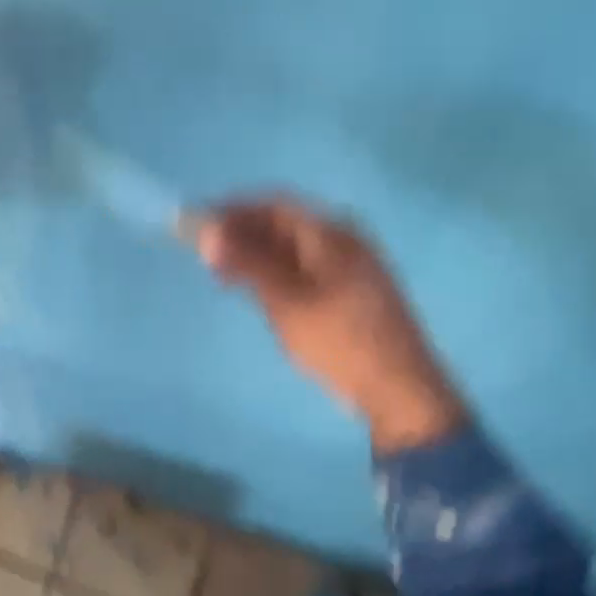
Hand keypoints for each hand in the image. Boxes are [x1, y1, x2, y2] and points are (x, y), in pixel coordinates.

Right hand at [187, 195, 467, 452]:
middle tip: (205, 254)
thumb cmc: (338, 339)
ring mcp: (350, 267)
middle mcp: (344, 241)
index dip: (233, 210)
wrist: (398, 389)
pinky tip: (255, 289)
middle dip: (241, 233)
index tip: (198, 225)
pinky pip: (302, 266)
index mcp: (333, 235)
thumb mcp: (285, 299)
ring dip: (254, 254)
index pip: (275, 205)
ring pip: (291, 247)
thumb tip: (208, 233)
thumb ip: (247, 262)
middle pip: (283, 224)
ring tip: (223, 275)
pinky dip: (273, 270)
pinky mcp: (349, 291)